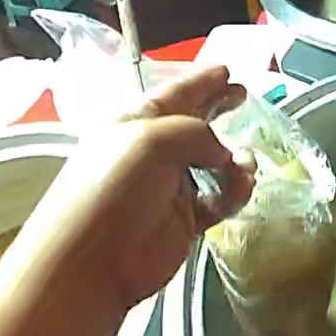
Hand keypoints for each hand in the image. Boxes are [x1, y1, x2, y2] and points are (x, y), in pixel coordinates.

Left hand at [22, 65, 254, 307]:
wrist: (91, 265)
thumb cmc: (113, 189)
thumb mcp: (153, 139)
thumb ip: (198, 132)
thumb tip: (223, 154)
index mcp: (137, 122)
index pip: (176, 93)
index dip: (202, 81)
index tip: (227, 70)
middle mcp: (155, 150)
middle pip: (197, 121)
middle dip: (220, 107)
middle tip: (243, 96)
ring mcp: (172, 184)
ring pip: (216, 160)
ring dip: (236, 158)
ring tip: (244, 164)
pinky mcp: (187, 218)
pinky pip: (222, 195)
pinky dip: (236, 190)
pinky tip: (240, 187)